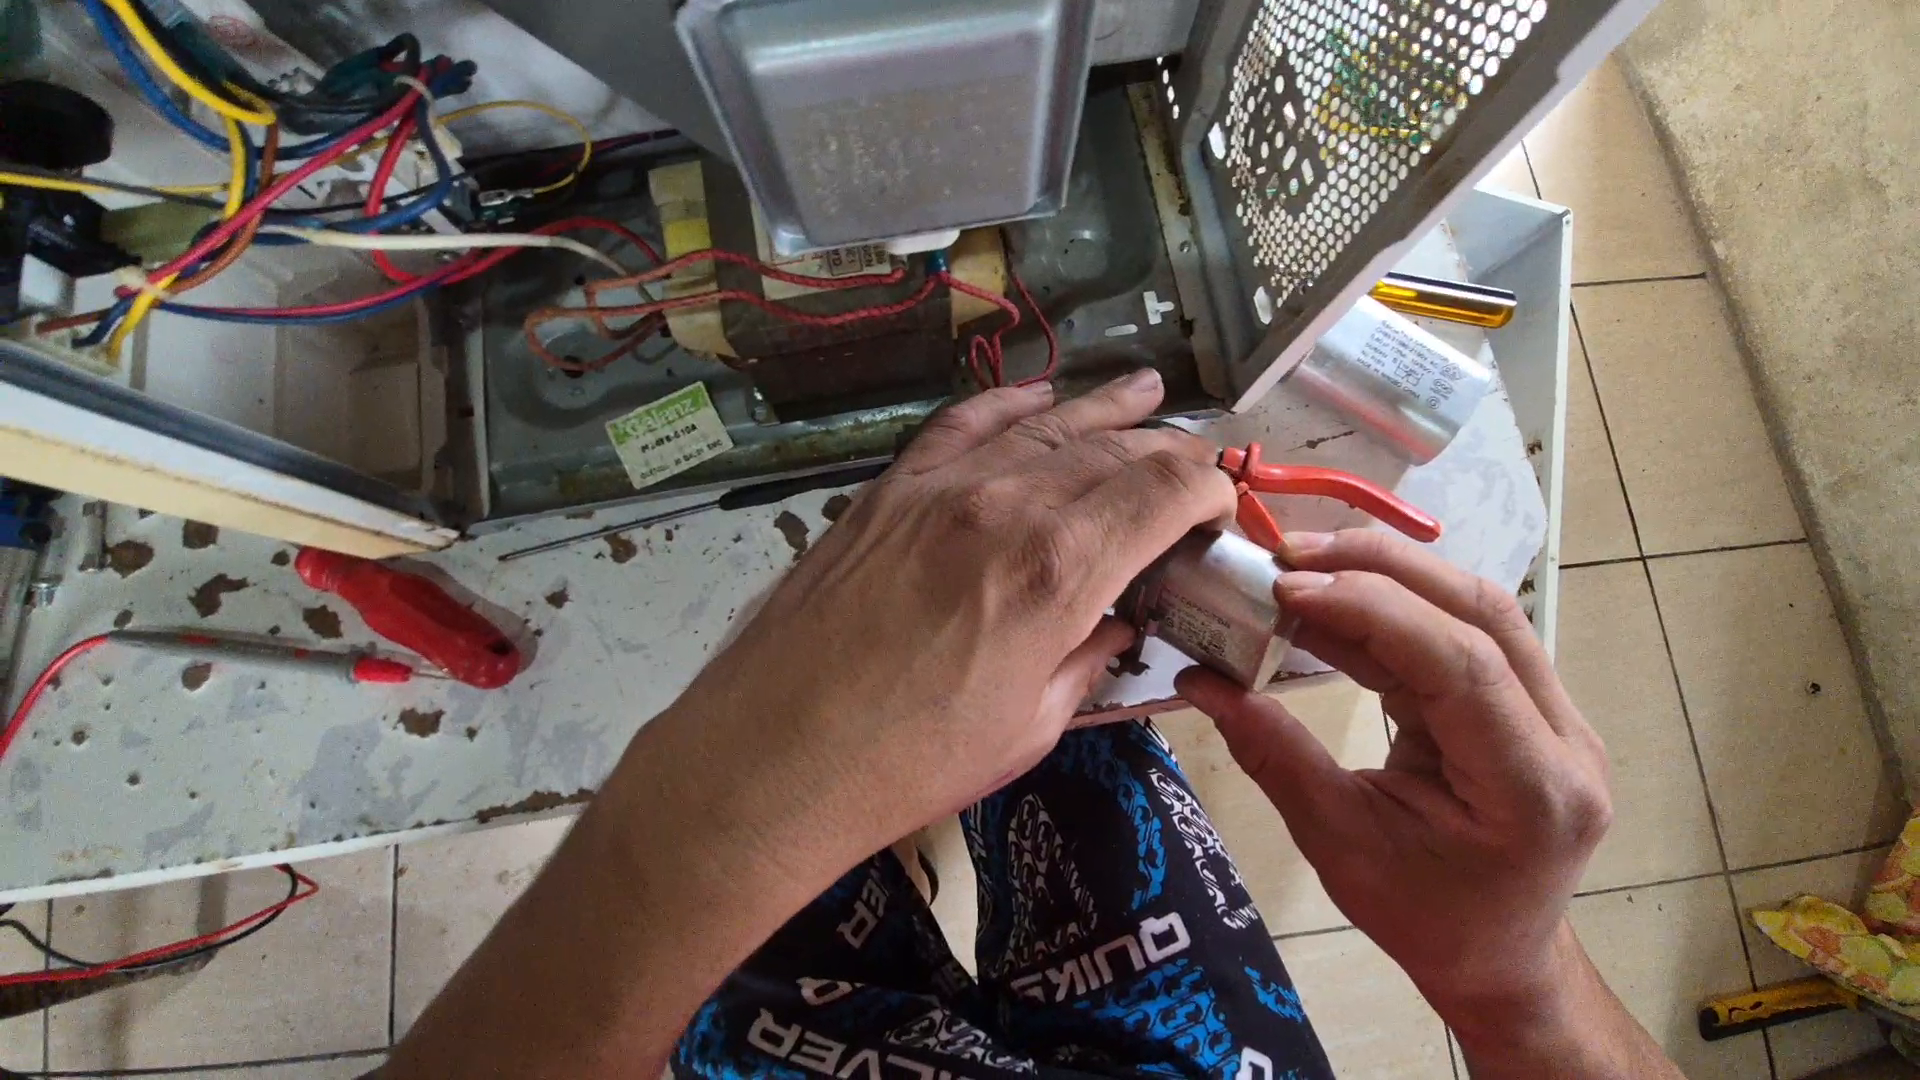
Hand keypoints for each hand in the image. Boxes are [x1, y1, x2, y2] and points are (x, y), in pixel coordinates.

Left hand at [667, 370, 1236, 868]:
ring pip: (1044, 425)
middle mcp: (1007, 503)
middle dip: (1165, 451)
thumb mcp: (1031, 725)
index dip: (1206, 489)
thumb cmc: (911, 762)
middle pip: (1111, 450)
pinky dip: (1009, 403)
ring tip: (1144, 391)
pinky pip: (962, 423)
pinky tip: (1040, 394)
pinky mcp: (889, 487)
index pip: (1161, 491)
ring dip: (1102, 409)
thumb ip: (1087, 656)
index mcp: (1058, 569)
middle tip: (1191, 463)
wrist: (773, 755)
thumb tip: (1119, 619)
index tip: (1219, 506)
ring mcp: (941, 484)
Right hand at [1175, 530, 1611, 1026]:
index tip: (1285, 588)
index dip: (1372, 610)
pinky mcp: (1517, 700)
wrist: (1495, 954)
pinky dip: (1383, 608)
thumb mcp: (1335, 842)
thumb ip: (1272, 754)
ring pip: (1473, 608)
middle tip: (1287, 552)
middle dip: (1379, 566)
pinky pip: (1453, 631)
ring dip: (1382, 574)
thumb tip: (1199, 679)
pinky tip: (1325, 599)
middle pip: (1481, 611)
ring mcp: (1548, 712)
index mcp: (1531, 785)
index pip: (1461, 663)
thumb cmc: (1420, 916)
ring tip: (1298, 563)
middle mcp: (1560, 734)